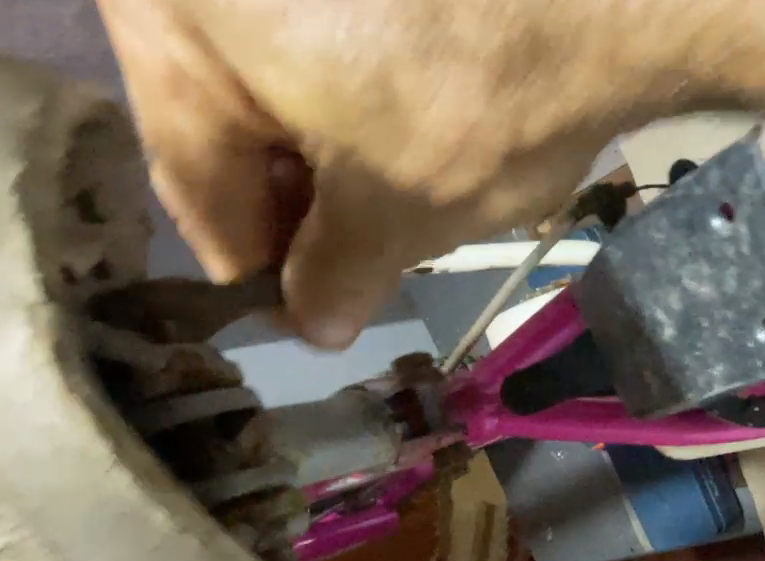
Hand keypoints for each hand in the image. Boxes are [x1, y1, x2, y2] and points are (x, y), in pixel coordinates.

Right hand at [95, 0, 710, 347]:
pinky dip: (351, 111)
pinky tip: (396, 153)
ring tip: (380, 225)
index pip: (193, 181)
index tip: (295, 323)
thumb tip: (310, 325)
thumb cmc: (476, 106)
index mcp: (168, 16)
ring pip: (276, 88)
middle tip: (343, 283)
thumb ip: (336, 277)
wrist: (596, 1)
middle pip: (228, 125)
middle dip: (294, 215)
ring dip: (323, 166)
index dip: (252, 271)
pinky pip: (321, 47)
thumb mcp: (395, 214)